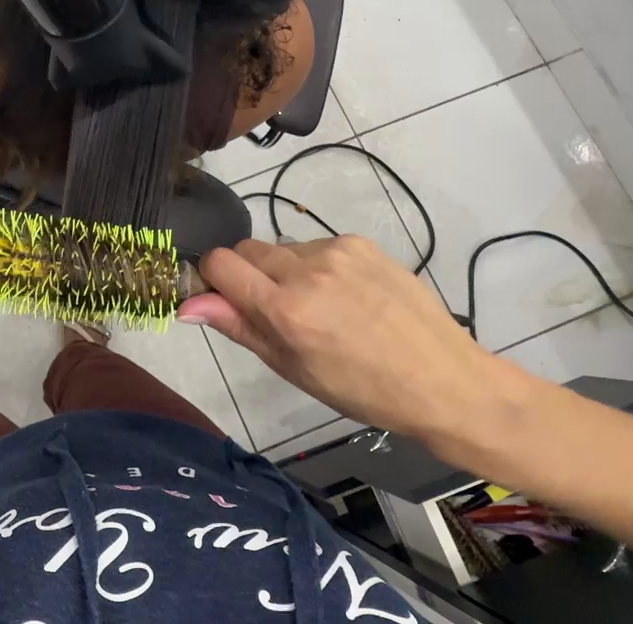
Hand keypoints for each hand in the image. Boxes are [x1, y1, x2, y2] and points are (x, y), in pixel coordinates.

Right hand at [179, 236, 532, 447]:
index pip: (219, 263)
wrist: (446, 381)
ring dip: (286, 270)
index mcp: (285, 310)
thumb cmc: (362, 390)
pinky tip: (347, 295)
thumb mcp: (292, 368)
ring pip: (282, 247)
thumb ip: (238, 326)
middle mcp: (306, 270)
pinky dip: (319, 266)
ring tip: (322, 307)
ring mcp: (336, 251)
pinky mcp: (360, 243)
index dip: (214, 280)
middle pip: (246, 249)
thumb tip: (185, 305)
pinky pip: (317, 246)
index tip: (228, 301)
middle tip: (277, 310)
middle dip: (249, 274)